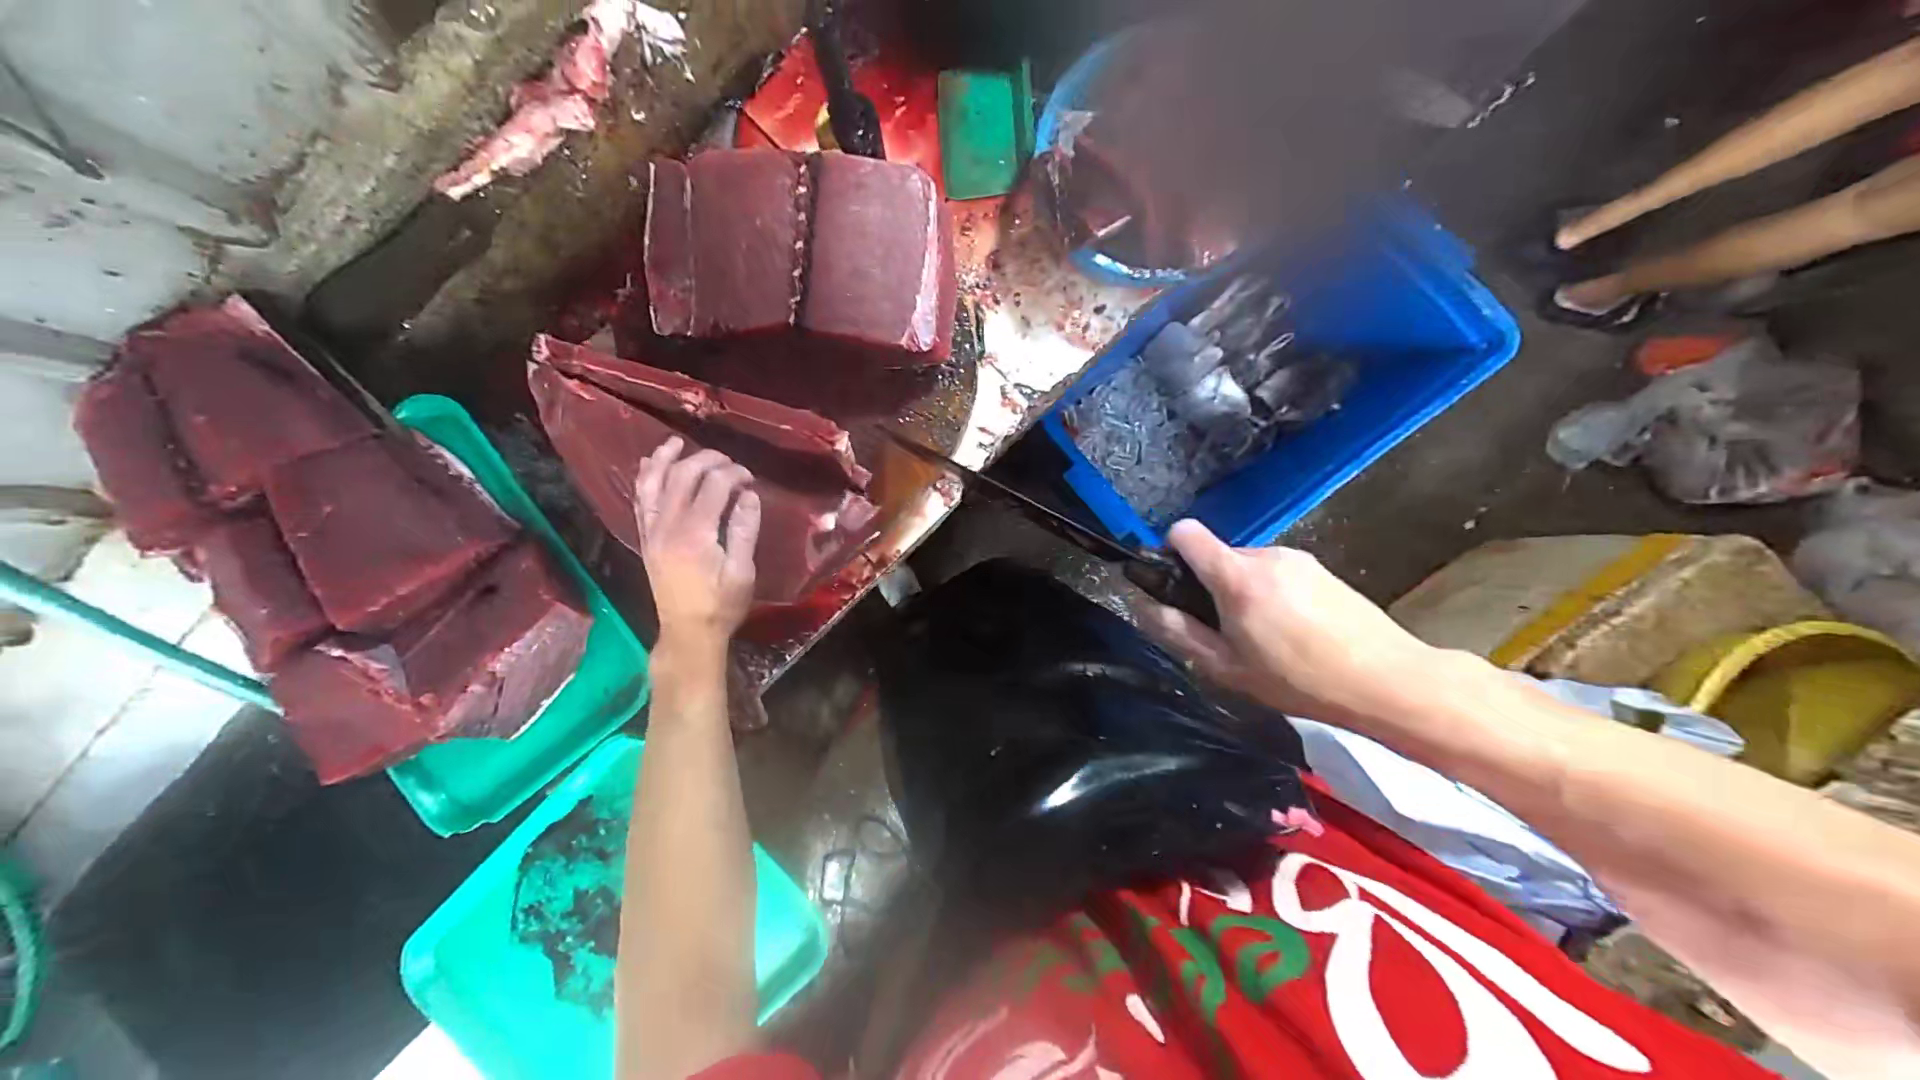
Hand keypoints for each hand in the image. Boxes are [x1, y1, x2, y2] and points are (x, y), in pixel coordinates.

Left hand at [634, 438, 760, 650]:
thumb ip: (744, 531)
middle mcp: (668, 526)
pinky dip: (646, 479)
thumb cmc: (721, 606)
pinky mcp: (646, 539)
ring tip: (676, 442)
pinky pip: (641, 501)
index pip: (714, 486)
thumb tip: (749, 495)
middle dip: (706, 460)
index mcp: (696, 534)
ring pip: (653, 484)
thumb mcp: (742, 572)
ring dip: (665, 460)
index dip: (734, 473)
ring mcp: (652, 532)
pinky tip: (652, 466)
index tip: (750, 477)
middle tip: (727, 460)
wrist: (688, 634)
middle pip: (682, 477)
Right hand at [1137, 520, 1440, 726]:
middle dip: (1211, 585)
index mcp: (1236, 577)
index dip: (1170, 552)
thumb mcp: (1226, 667)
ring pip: (1248, 566)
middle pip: (1217, 555)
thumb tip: (1142, 605)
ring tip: (1266, 637)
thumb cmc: (1299, 680)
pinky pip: (1277, 572)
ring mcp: (1297, 559)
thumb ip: (1178, 631)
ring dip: (1243, 592)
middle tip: (1228, 632)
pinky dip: (1272, 594)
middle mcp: (1265, 556)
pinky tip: (1295, 631)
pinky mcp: (1321, 568)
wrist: (1387, 681)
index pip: (1185, 533)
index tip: (1176, 586)